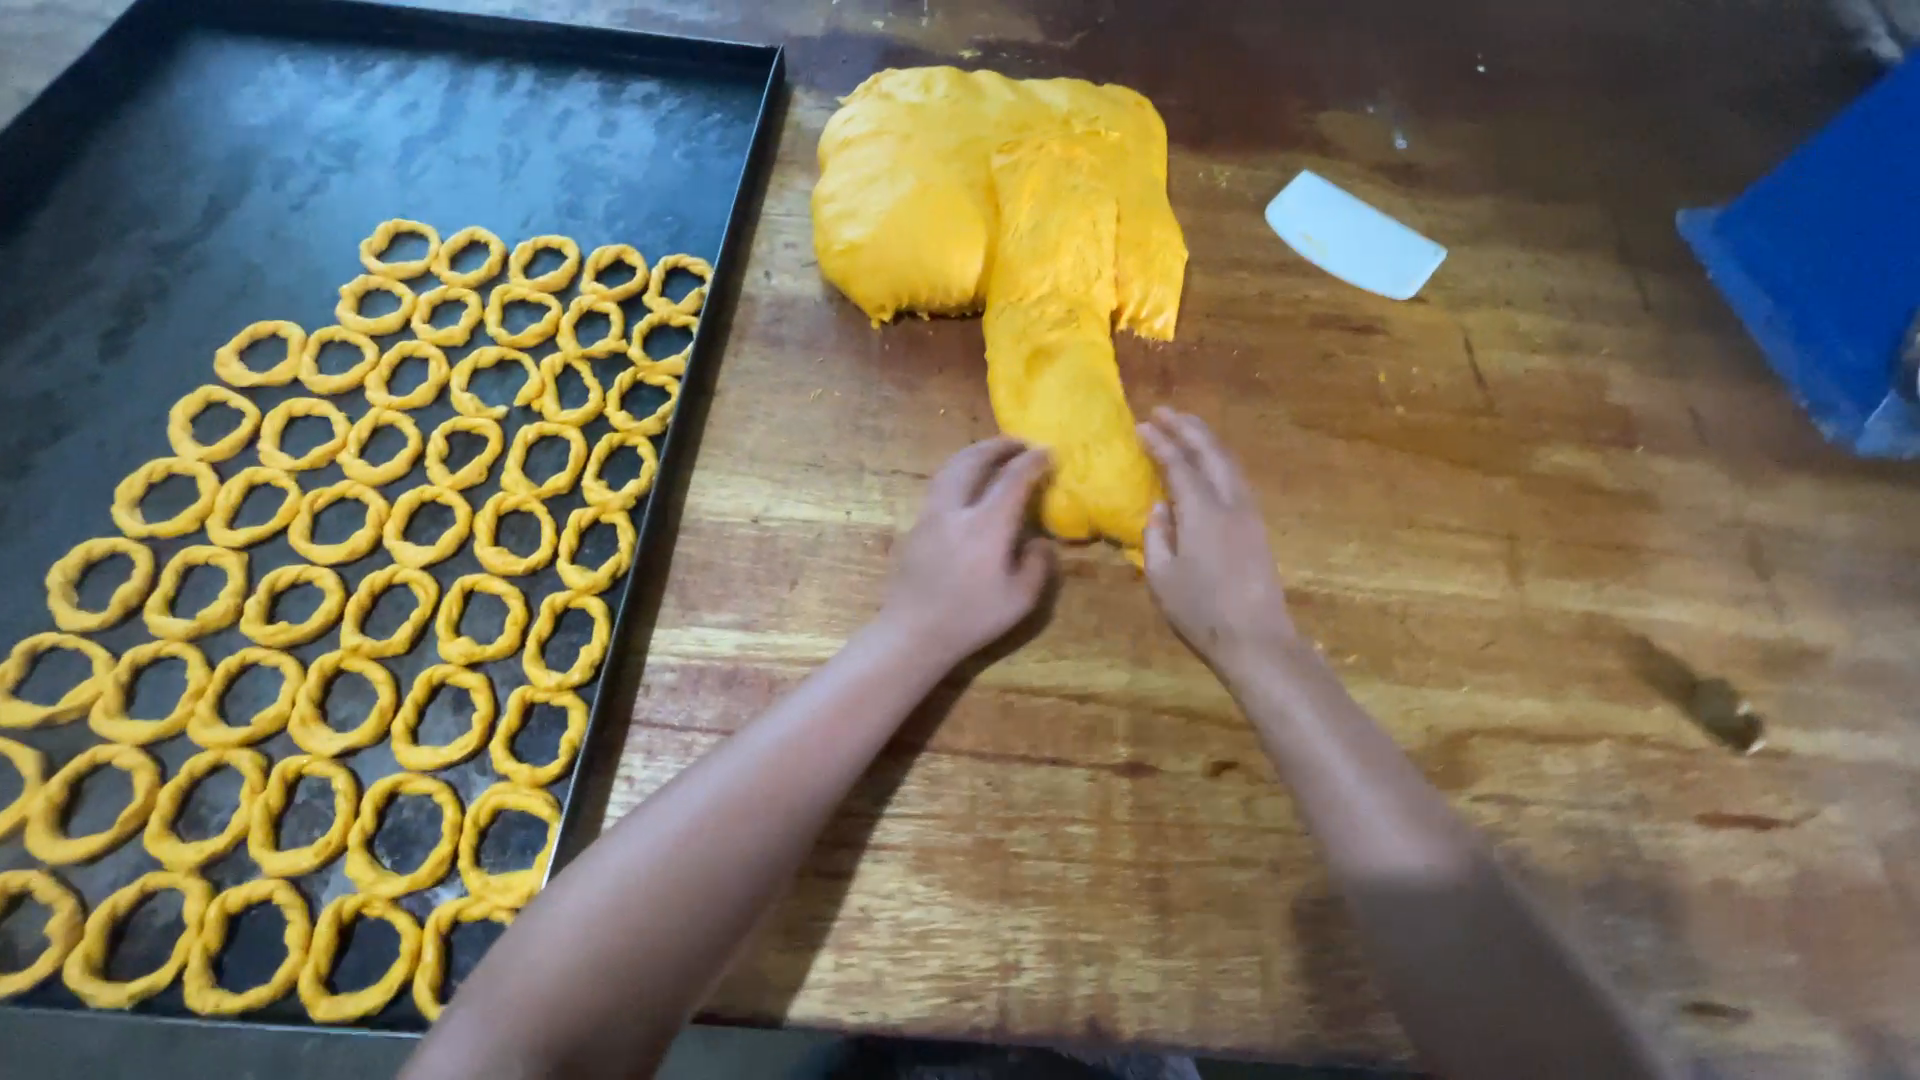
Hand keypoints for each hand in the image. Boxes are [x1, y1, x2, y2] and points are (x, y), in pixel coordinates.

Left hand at [880, 437, 1054, 664]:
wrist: (913, 633)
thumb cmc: (971, 620)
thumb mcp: (1020, 600)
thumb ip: (1038, 564)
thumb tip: (1039, 540)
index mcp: (985, 526)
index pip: (1012, 479)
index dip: (1032, 462)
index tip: (1047, 453)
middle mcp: (954, 510)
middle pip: (973, 460)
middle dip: (998, 446)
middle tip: (1019, 444)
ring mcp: (929, 515)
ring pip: (950, 468)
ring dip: (974, 454)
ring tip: (992, 455)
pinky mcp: (914, 526)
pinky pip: (939, 487)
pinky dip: (958, 473)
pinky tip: (968, 486)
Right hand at [1137, 407, 1296, 676]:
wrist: (1255, 638)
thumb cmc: (1200, 611)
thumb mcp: (1162, 577)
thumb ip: (1156, 536)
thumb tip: (1160, 507)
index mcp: (1203, 512)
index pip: (1179, 465)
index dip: (1160, 443)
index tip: (1141, 425)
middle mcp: (1230, 502)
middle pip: (1210, 452)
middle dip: (1187, 428)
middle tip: (1164, 412)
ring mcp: (1249, 512)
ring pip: (1229, 461)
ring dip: (1206, 440)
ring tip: (1186, 427)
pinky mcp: (1258, 525)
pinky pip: (1237, 477)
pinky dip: (1219, 459)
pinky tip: (1208, 463)